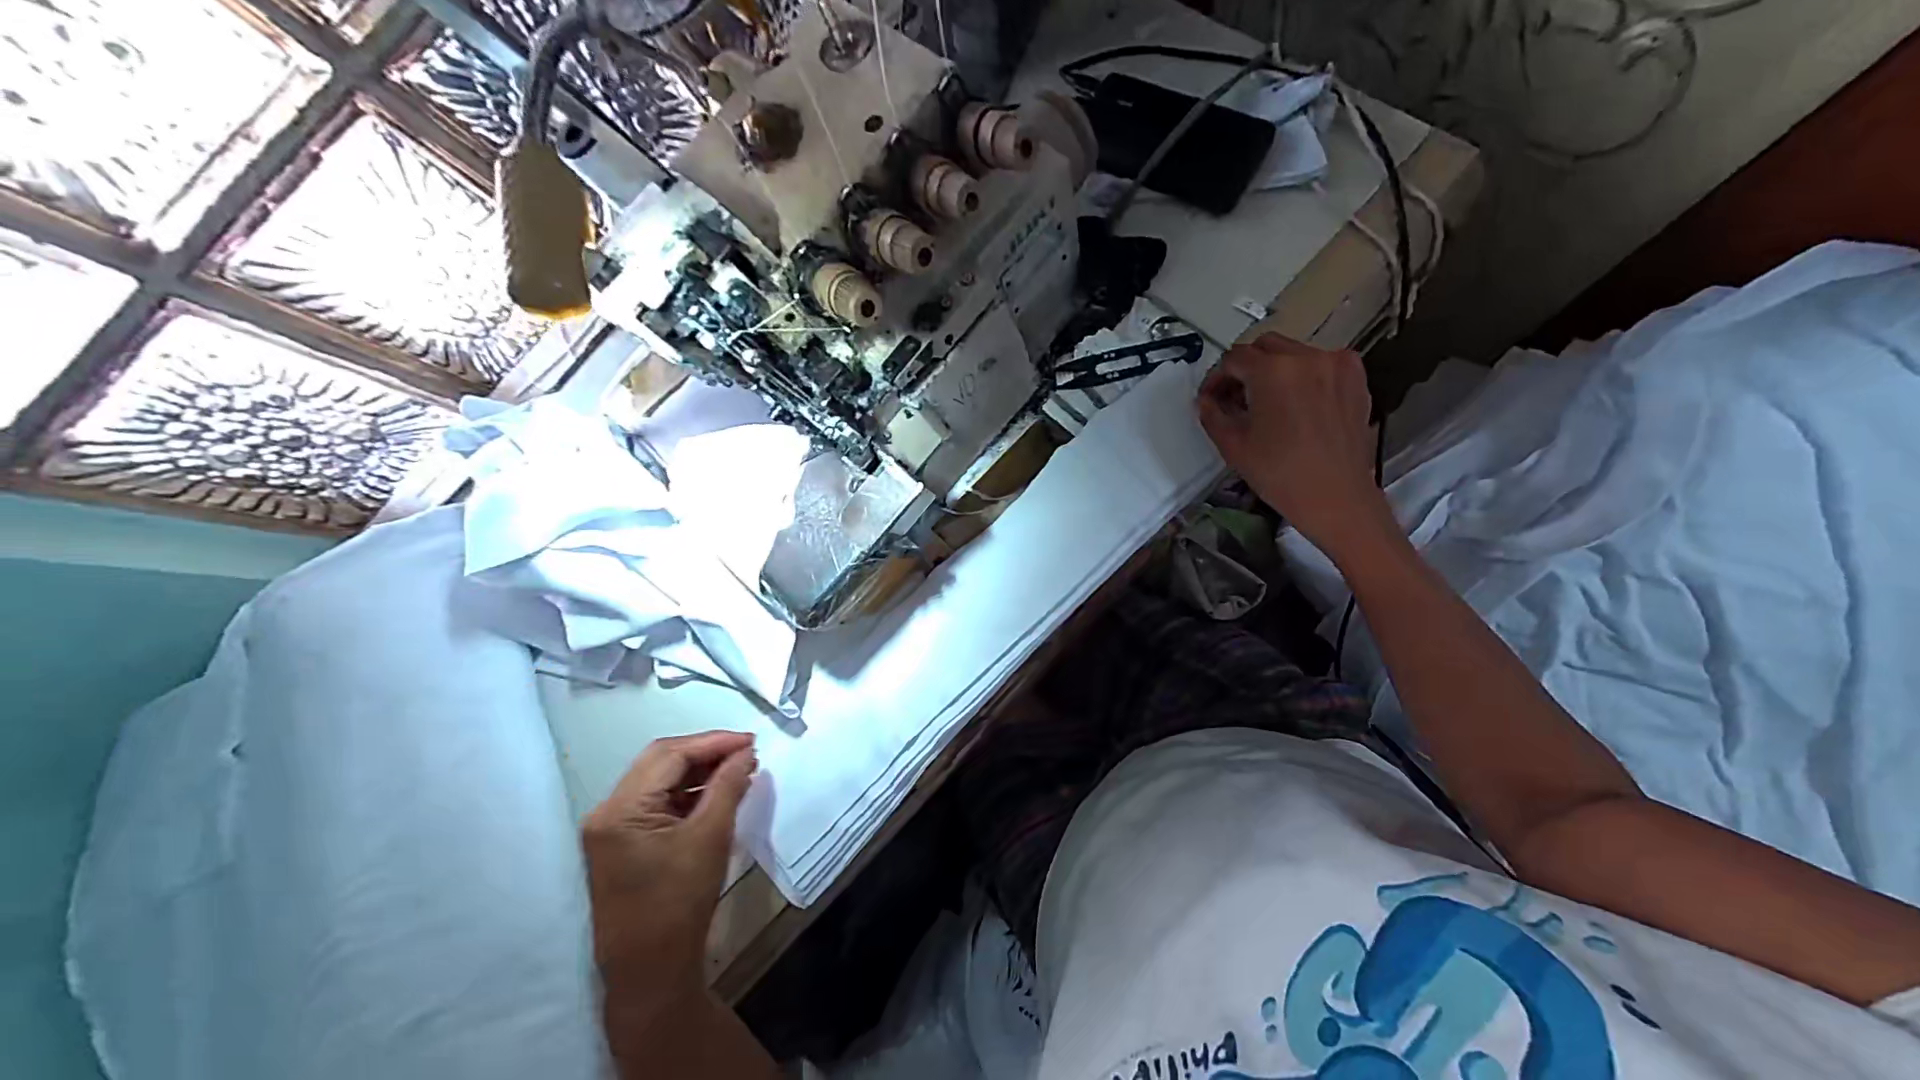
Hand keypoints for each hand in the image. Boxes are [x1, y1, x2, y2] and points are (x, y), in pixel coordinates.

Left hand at [582, 732, 756, 1010]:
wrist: (651, 971)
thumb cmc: (680, 902)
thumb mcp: (711, 837)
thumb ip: (728, 786)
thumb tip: (746, 753)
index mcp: (620, 809)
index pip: (670, 755)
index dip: (713, 742)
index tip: (752, 740)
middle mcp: (607, 811)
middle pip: (660, 761)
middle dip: (705, 751)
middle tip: (746, 751)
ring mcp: (610, 828)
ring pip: (658, 779)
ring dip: (697, 770)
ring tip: (737, 769)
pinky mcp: (621, 843)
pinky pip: (656, 802)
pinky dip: (686, 792)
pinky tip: (715, 792)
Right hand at [1197, 333, 1395, 559]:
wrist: (1336, 497)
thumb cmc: (1280, 474)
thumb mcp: (1233, 446)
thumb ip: (1213, 414)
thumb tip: (1207, 400)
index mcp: (1272, 371)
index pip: (1234, 358)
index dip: (1218, 377)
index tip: (1213, 398)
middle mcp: (1306, 357)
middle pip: (1264, 347)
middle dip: (1246, 368)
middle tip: (1237, 398)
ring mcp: (1336, 364)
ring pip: (1293, 353)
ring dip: (1275, 370)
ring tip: (1268, 403)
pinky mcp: (1355, 378)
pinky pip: (1321, 364)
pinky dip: (1304, 376)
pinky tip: (1298, 404)